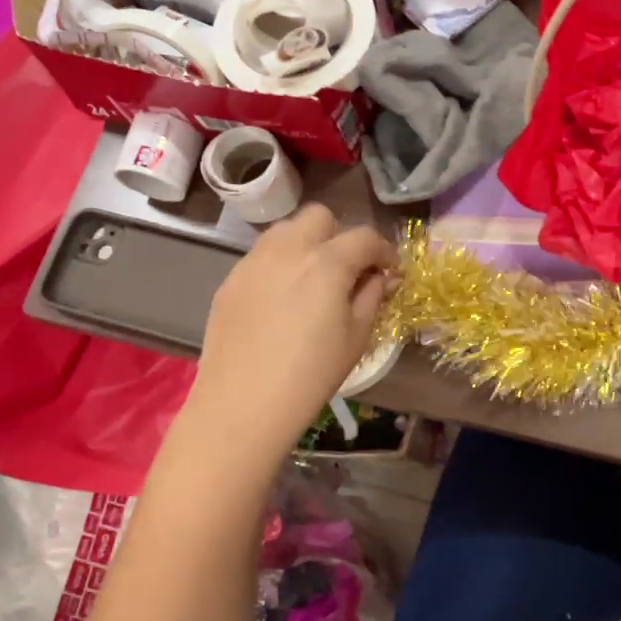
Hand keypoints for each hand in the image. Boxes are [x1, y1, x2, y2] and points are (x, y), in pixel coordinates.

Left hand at [190, 204, 395, 447]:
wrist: (243, 402)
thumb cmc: (311, 374)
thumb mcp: (356, 337)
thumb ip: (372, 296)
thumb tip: (380, 277)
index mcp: (327, 262)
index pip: (365, 238)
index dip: (384, 252)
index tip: (390, 271)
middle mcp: (288, 249)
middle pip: (320, 217)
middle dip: (340, 236)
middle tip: (347, 270)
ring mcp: (253, 261)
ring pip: (286, 231)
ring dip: (307, 244)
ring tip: (312, 280)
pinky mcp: (231, 280)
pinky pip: (261, 256)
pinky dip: (280, 265)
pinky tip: (282, 301)